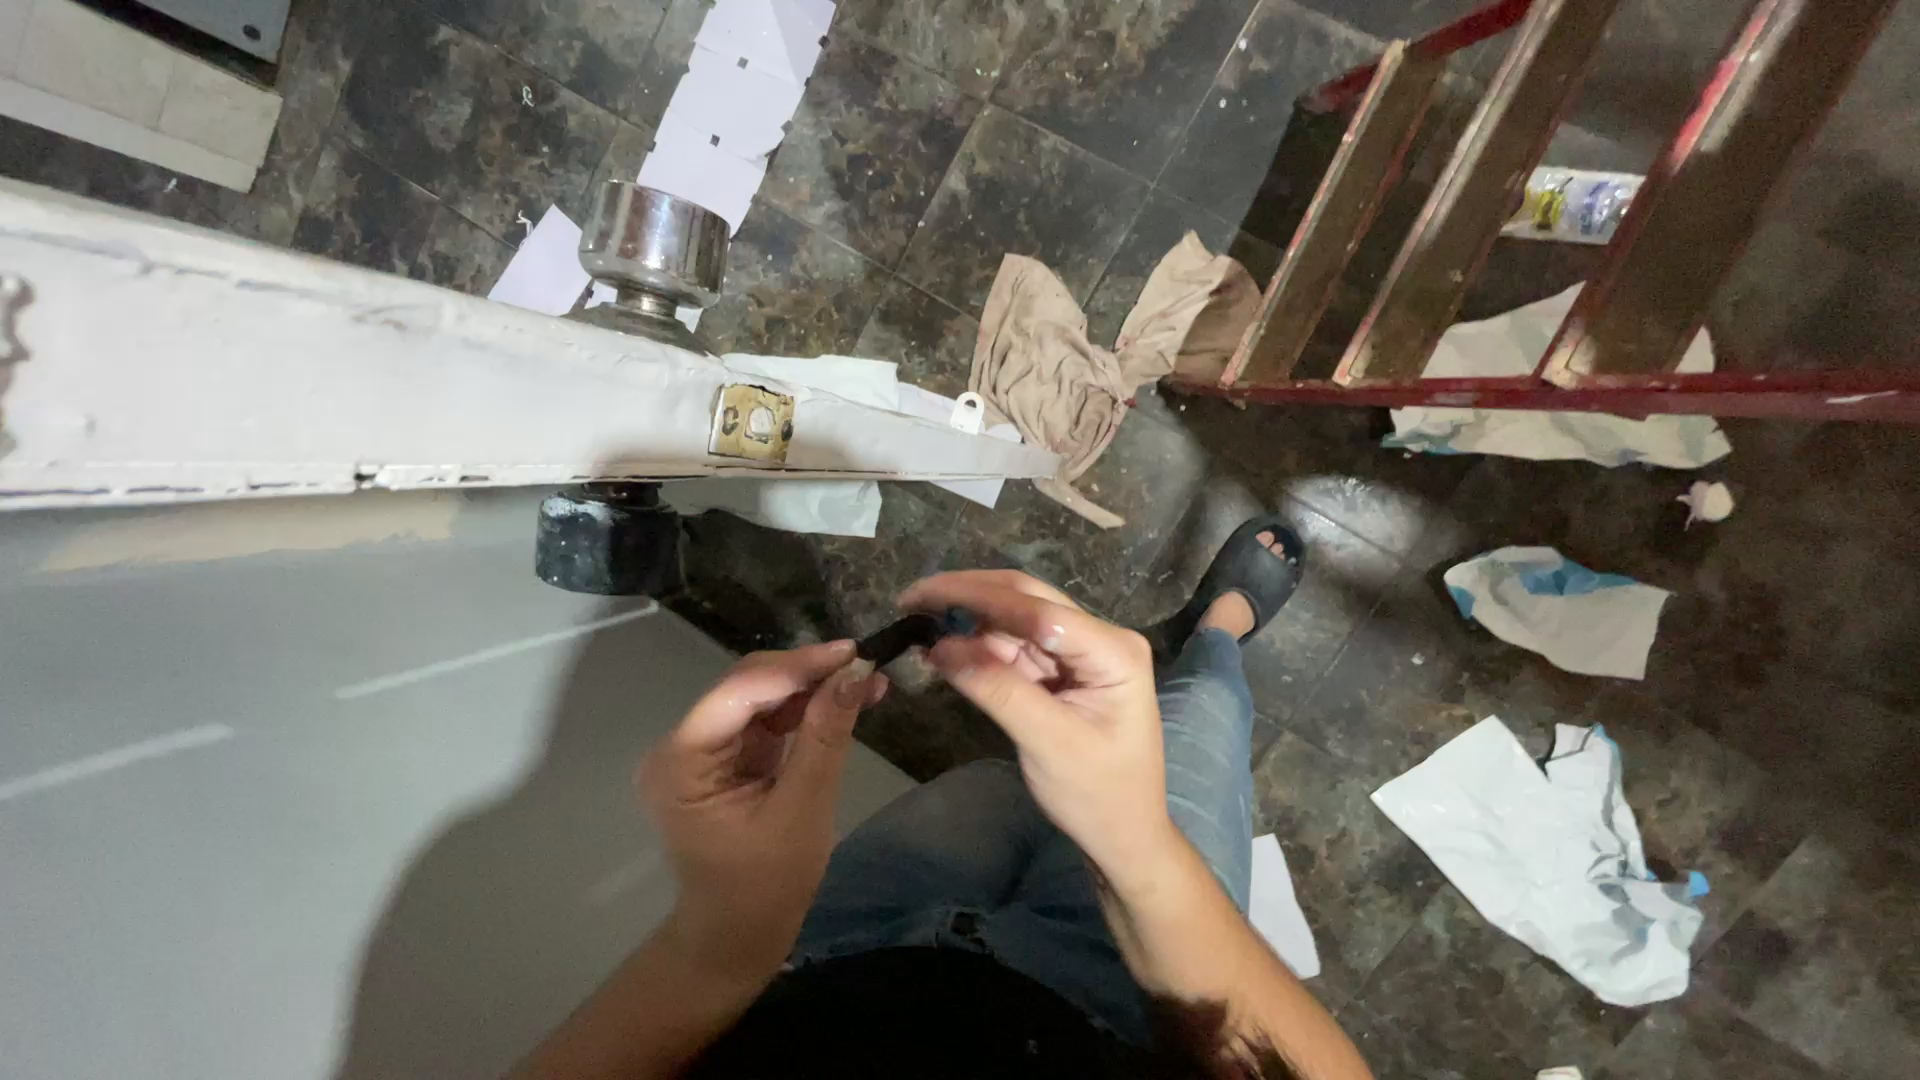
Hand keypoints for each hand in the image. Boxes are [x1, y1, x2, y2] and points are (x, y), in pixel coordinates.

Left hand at [638, 640, 886, 980]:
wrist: (737, 939)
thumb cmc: (765, 888)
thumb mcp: (803, 812)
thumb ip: (825, 738)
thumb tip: (856, 674)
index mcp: (682, 763)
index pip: (739, 692)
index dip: (796, 666)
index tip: (852, 652)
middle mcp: (682, 746)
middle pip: (747, 687)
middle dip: (806, 673)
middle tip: (864, 664)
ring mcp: (703, 751)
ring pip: (761, 697)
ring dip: (812, 687)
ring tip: (866, 679)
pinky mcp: (726, 758)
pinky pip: (767, 719)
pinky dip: (805, 709)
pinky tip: (844, 699)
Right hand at [898, 570, 1178, 873]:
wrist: (1123, 834)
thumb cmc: (1098, 794)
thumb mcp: (1048, 742)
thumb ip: (997, 690)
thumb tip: (940, 645)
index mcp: (1112, 649)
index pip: (1037, 609)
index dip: (977, 597)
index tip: (922, 597)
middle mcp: (1098, 637)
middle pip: (1025, 598)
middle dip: (967, 595)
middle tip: (911, 599)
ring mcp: (1078, 651)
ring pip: (1014, 617)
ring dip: (967, 616)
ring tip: (916, 618)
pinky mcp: (1058, 668)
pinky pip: (1012, 644)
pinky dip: (976, 643)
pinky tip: (942, 643)